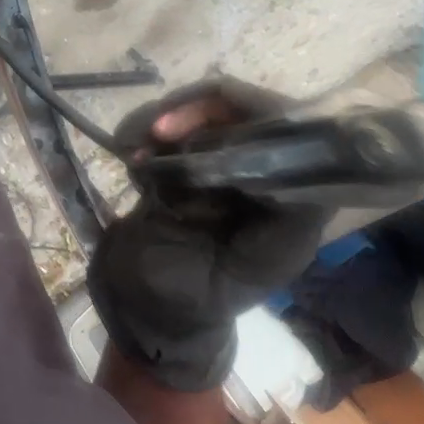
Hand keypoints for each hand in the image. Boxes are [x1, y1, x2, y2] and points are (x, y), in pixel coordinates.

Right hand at [86, 79, 331, 391]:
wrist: (140, 313)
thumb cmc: (189, 300)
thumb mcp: (244, 269)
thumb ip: (279, 226)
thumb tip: (295, 172)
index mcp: (288, 204)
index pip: (288, 130)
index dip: (248, 112)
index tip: (203, 128)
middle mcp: (258, 180)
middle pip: (240, 110)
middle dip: (193, 111)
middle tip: (154, 133)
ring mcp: (215, 172)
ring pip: (198, 115)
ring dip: (160, 121)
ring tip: (130, 149)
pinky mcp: (179, 170)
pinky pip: (167, 131)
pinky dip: (142, 133)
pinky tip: (128, 157)